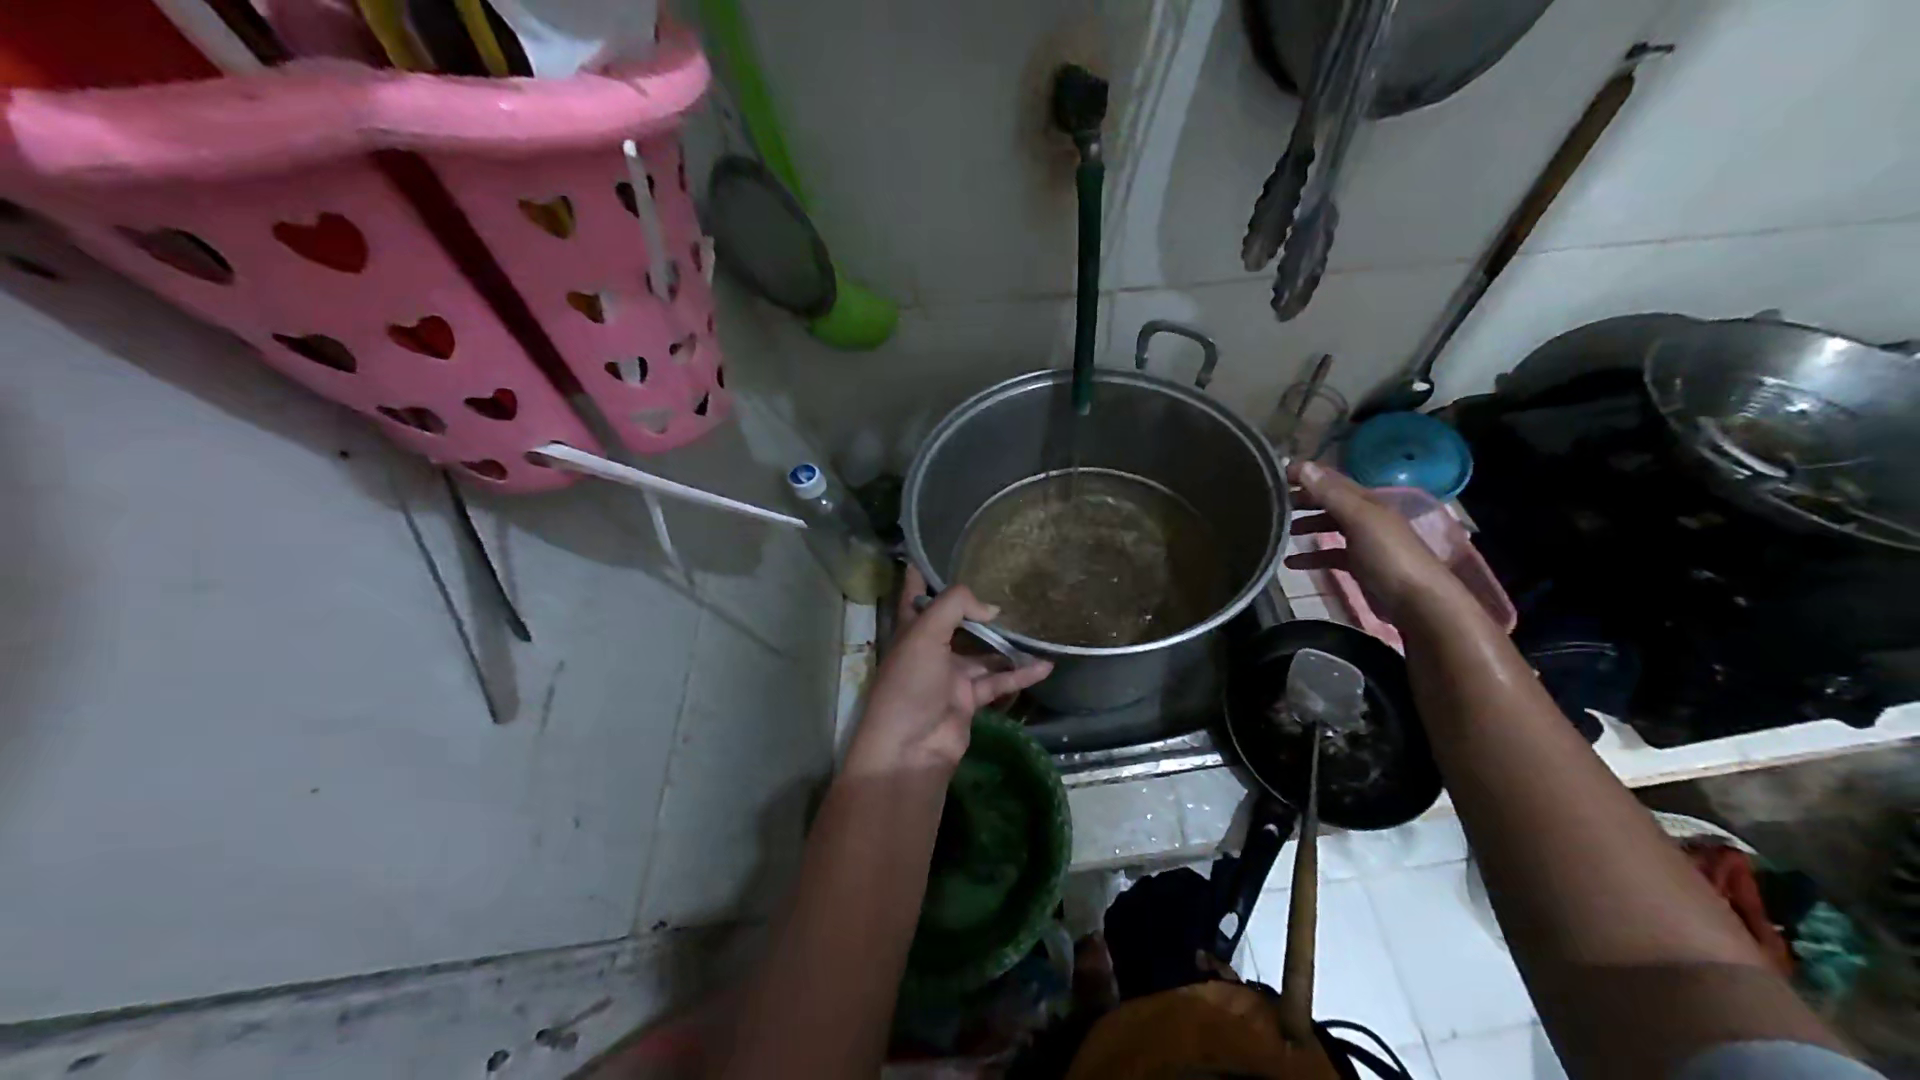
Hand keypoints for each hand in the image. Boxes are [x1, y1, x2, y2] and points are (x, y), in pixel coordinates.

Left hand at [845, 567, 1053, 777]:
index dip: (922, 574)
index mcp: (911, 630)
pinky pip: (998, 682)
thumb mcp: (925, 633)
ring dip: (1006, 643)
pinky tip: (1045, 665)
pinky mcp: (968, 700)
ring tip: (1036, 625)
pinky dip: (1020, 674)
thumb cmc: (909, 683)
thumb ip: (955, 606)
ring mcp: (949, 676)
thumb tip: (991, 608)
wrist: (910, 748)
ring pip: (983, 653)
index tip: (936, 553)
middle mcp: (929, 649)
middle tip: (1007, 586)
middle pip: (955, 622)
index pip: (915, 594)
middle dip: (976, 608)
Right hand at [1283, 460, 1461, 622]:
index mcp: (1366, 501)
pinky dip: (1310, 556)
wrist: (1417, 601)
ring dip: (1304, 526)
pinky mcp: (1358, 565)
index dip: (1305, 474)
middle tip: (1270, 503)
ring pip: (1327, 527)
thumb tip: (1302, 465)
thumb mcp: (1360, 519)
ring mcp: (1361, 542)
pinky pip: (1329, 555)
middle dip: (1302, 500)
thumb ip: (1331, 494)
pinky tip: (1291, 562)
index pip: (1331, 480)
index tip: (1274, 475)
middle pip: (1328, 502)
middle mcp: (1364, 517)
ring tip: (1278, 530)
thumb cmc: (1389, 555)